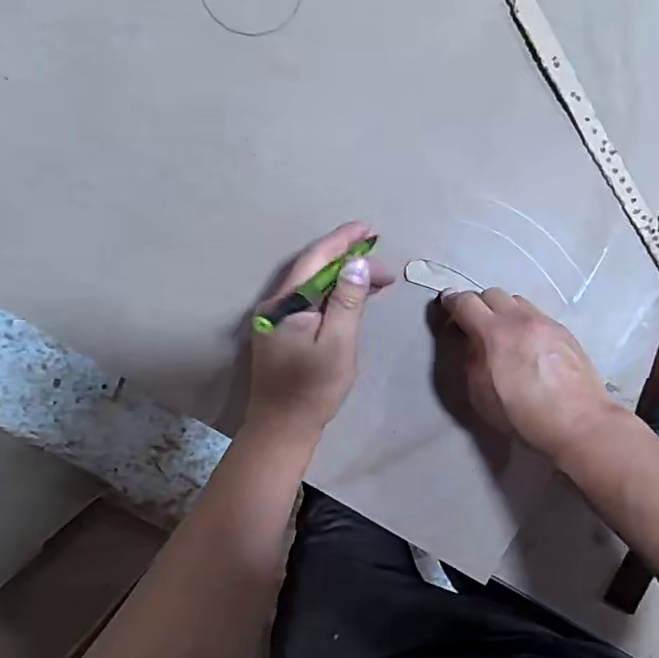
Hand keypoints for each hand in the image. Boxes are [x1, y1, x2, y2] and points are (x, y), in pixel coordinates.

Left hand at [248, 222, 393, 437]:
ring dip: (342, 277)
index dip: (342, 241)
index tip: (368, 229)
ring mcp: (276, 319)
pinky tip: (352, 298)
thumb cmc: (312, 389)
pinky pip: (311, 302)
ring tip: (375, 277)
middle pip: (313, 269)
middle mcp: (276, 305)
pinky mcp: (282, 333)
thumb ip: (346, 301)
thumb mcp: (337, 344)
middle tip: (381, 260)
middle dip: (347, 259)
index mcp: (287, 303)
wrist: (281, 428)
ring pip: (313, 286)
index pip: (316, 259)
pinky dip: (333, 295)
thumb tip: (356, 264)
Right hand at [445, 289, 623, 464]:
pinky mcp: (565, 332)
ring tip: (503, 333)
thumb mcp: (481, 395)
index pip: (466, 302)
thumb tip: (475, 344)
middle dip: (478, 305)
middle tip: (474, 324)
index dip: (452, 302)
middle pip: (492, 293)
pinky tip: (528, 345)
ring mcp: (546, 323)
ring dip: (504, 311)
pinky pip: (537, 316)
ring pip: (517, 301)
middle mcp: (520, 320)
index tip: (447, 305)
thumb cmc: (523, 415)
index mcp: (495, 333)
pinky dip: (525, 322)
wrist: (578, 421)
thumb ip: (472, 362)